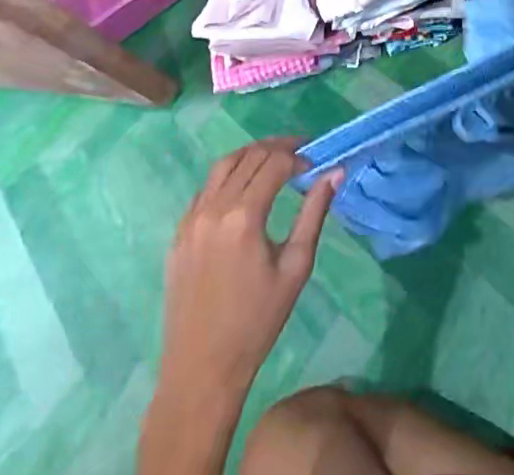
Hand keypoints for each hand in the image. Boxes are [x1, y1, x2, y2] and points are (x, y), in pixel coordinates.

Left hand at [158, 139, 340, 394]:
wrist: (203, 364)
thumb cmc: (257, 321)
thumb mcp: (295, 267)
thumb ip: (314, 215)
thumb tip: (335, 174)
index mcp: (243, 216)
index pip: (274, 164)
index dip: (298, 156)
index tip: (316, 161)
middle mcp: (213, 207)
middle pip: (248, 157)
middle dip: (277, 149)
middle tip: (301, 153)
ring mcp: (190, 217)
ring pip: (222, 166)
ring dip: (250, 155)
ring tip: (274, 159)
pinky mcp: (179, 231)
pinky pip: (205, 189)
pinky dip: (227, 176)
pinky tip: (243, 188)